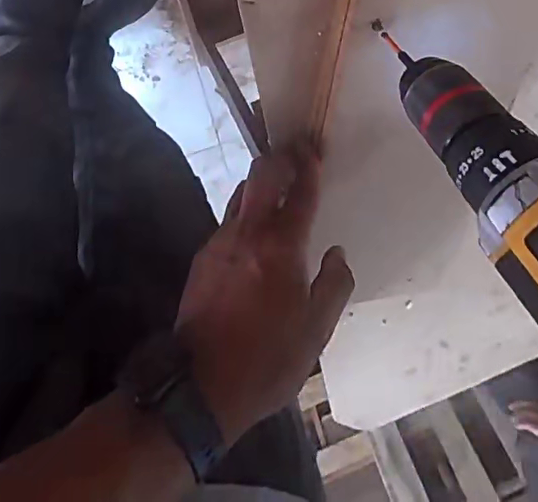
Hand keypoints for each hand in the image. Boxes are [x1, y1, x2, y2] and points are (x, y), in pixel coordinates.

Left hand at [175, 145, 355, 443]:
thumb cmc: (266, 358)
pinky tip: (255, 226)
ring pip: (243, 192)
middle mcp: (250, 232)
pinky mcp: (204, 256)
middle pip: (263, 174)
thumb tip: (337, 253)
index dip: (309, 167)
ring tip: (277, 182)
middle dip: (281, 156)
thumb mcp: (316, 331)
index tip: (315, 150)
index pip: (300, 192)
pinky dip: (247, 209)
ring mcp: (221, 241)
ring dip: (261, 180)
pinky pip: (230, 218)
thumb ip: (334, 285)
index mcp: (282, 246)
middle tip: (297, 151)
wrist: (199, 387)